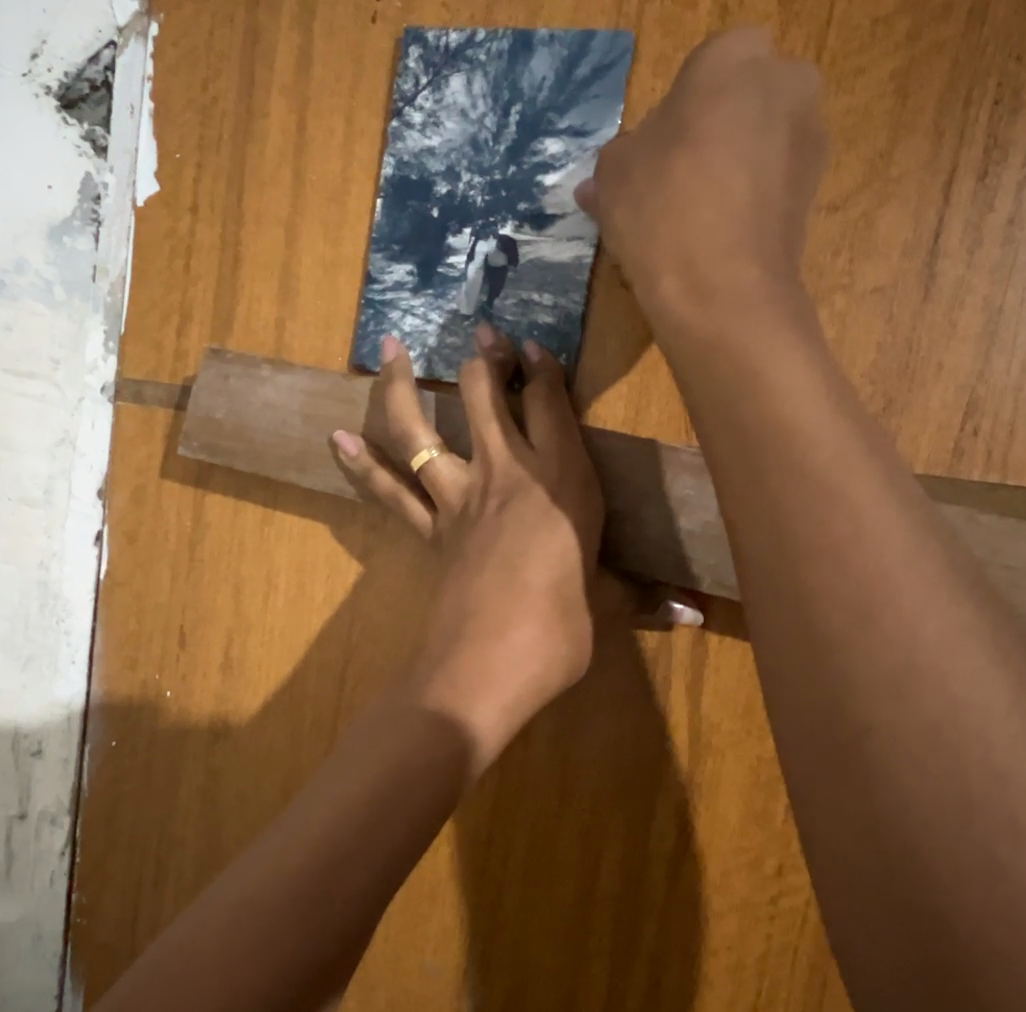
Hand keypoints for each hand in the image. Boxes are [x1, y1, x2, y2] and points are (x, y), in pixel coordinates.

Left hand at [331, 328, 601, 771]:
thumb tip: (689, 613)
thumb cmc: (562, 632)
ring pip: (423, 429)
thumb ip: (640, 599)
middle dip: (484, 361)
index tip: (531, 346)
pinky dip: (362, 464)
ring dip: (401, 385)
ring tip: (390, 346)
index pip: (552, 407)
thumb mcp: (609, 608)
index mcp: (563, 482)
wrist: (491, 663)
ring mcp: (459, 499)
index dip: (542, 371)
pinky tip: (337, 438)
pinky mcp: (428, 529)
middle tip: (479, 333)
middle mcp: (507, 475)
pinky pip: (389, 489)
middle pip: (487, 400)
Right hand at [576, 28, 826, 327]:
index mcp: (734, 57)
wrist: (721, 288)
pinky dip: (743, 204)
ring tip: (685, 222)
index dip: (671, 113)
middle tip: (665, 185)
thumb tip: (604, 181)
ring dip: (725, 172)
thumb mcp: (612, 175)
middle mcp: (785, 83)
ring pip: (754, 146)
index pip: (699, 69)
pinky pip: (767, 185)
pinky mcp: (814, 191)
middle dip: (705, 137)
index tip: (649, 154)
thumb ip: (616, 162)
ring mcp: (808, 138)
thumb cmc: (662, 208)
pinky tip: (709, 241)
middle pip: (735, 104)